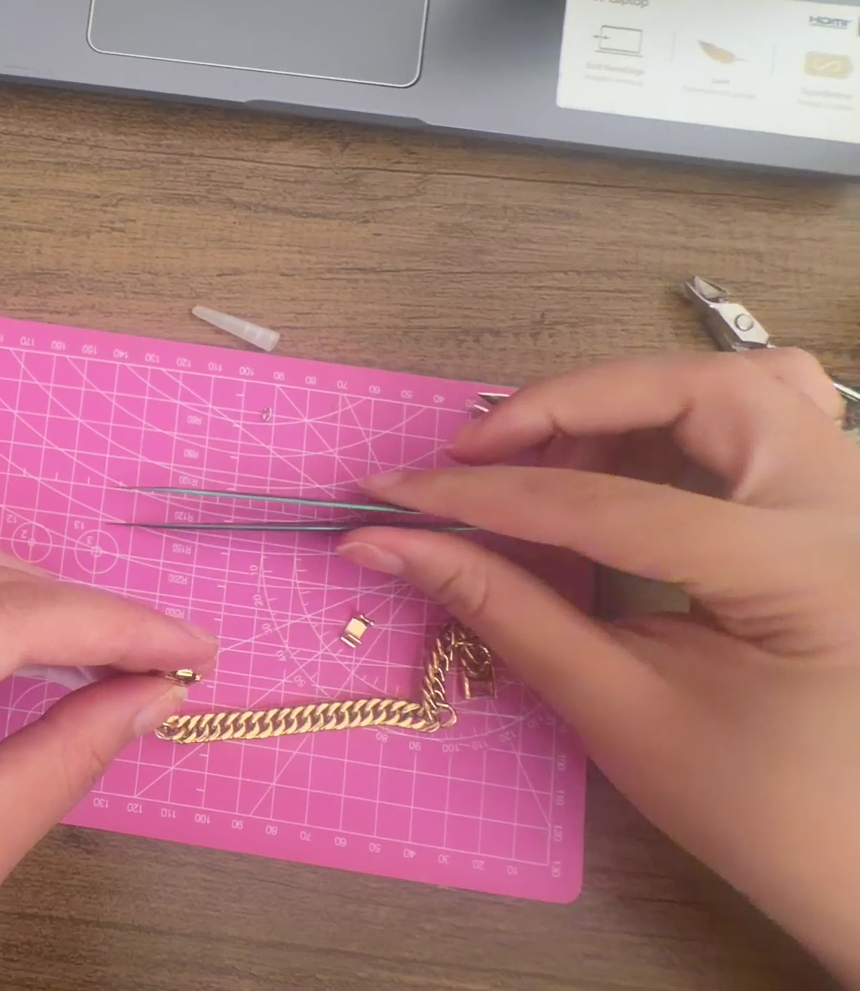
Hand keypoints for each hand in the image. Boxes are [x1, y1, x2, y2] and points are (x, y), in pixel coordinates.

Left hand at [0, 545, 215, 990]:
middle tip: (170, 656)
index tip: (194, 646)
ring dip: (51, 603)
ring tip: (125, 650)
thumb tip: (149, 694)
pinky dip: (5, 607)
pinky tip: (53, 639)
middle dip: (89, 612)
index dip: (111, 624)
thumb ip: (61, 759)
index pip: (3, 619)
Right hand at [335, 350, 859, 982]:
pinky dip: (657, 423)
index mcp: (810, 581)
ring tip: (533, 462)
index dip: (476, 493)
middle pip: (706, 391)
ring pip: (737, 387)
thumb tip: (375, 541)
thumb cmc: (755, 801)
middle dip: (567, 407)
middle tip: (477, 450)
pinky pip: (754, 419)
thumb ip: (491, 603)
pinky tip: (599, 471)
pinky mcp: (841, 506)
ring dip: (614, 408)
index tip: (386, 490)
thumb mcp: (608, 703)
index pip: (605, 506)